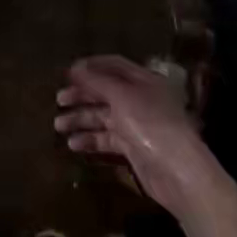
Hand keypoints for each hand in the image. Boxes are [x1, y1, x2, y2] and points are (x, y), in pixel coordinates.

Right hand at [54, 55, 213, 212]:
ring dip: (81, 119)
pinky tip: (74, 144)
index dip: (90, 67)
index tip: (67, 73)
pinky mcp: (134, 148)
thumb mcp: (122, 96)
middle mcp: (141, 99)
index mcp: (143, 80)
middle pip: (106, 91)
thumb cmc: (150, 123)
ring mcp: (138, 124)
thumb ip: (97, 81)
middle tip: (59, 100)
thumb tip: (76, 68)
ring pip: (104, 117)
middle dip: (82, 95)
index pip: (114, 65)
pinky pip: (108, 139)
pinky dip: (91, 140)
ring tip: (58, 126)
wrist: (177, 171)